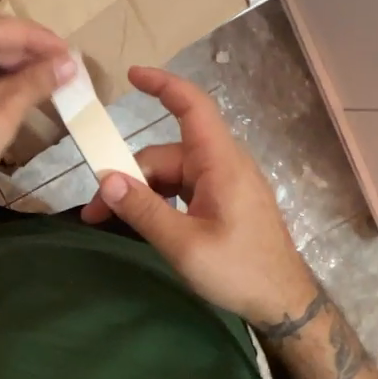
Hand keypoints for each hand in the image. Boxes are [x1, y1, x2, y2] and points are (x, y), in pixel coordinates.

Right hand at [79, 67, 316, 324]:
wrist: (283, 303)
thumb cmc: (239, 271)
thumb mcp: (183, 245)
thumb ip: (143, 210)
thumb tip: (106, 180)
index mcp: (220, 164)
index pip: (192, 107)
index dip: (163, 86)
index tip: (131, 76)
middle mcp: (223, 166)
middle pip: (165, 155)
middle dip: (127, 175)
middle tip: (94, 211)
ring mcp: (224, 185)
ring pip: (170, 175)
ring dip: (139, 193)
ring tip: (109, 220)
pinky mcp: (224, 204)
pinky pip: (183, 191)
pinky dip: (158, 202)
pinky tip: (140, 223)